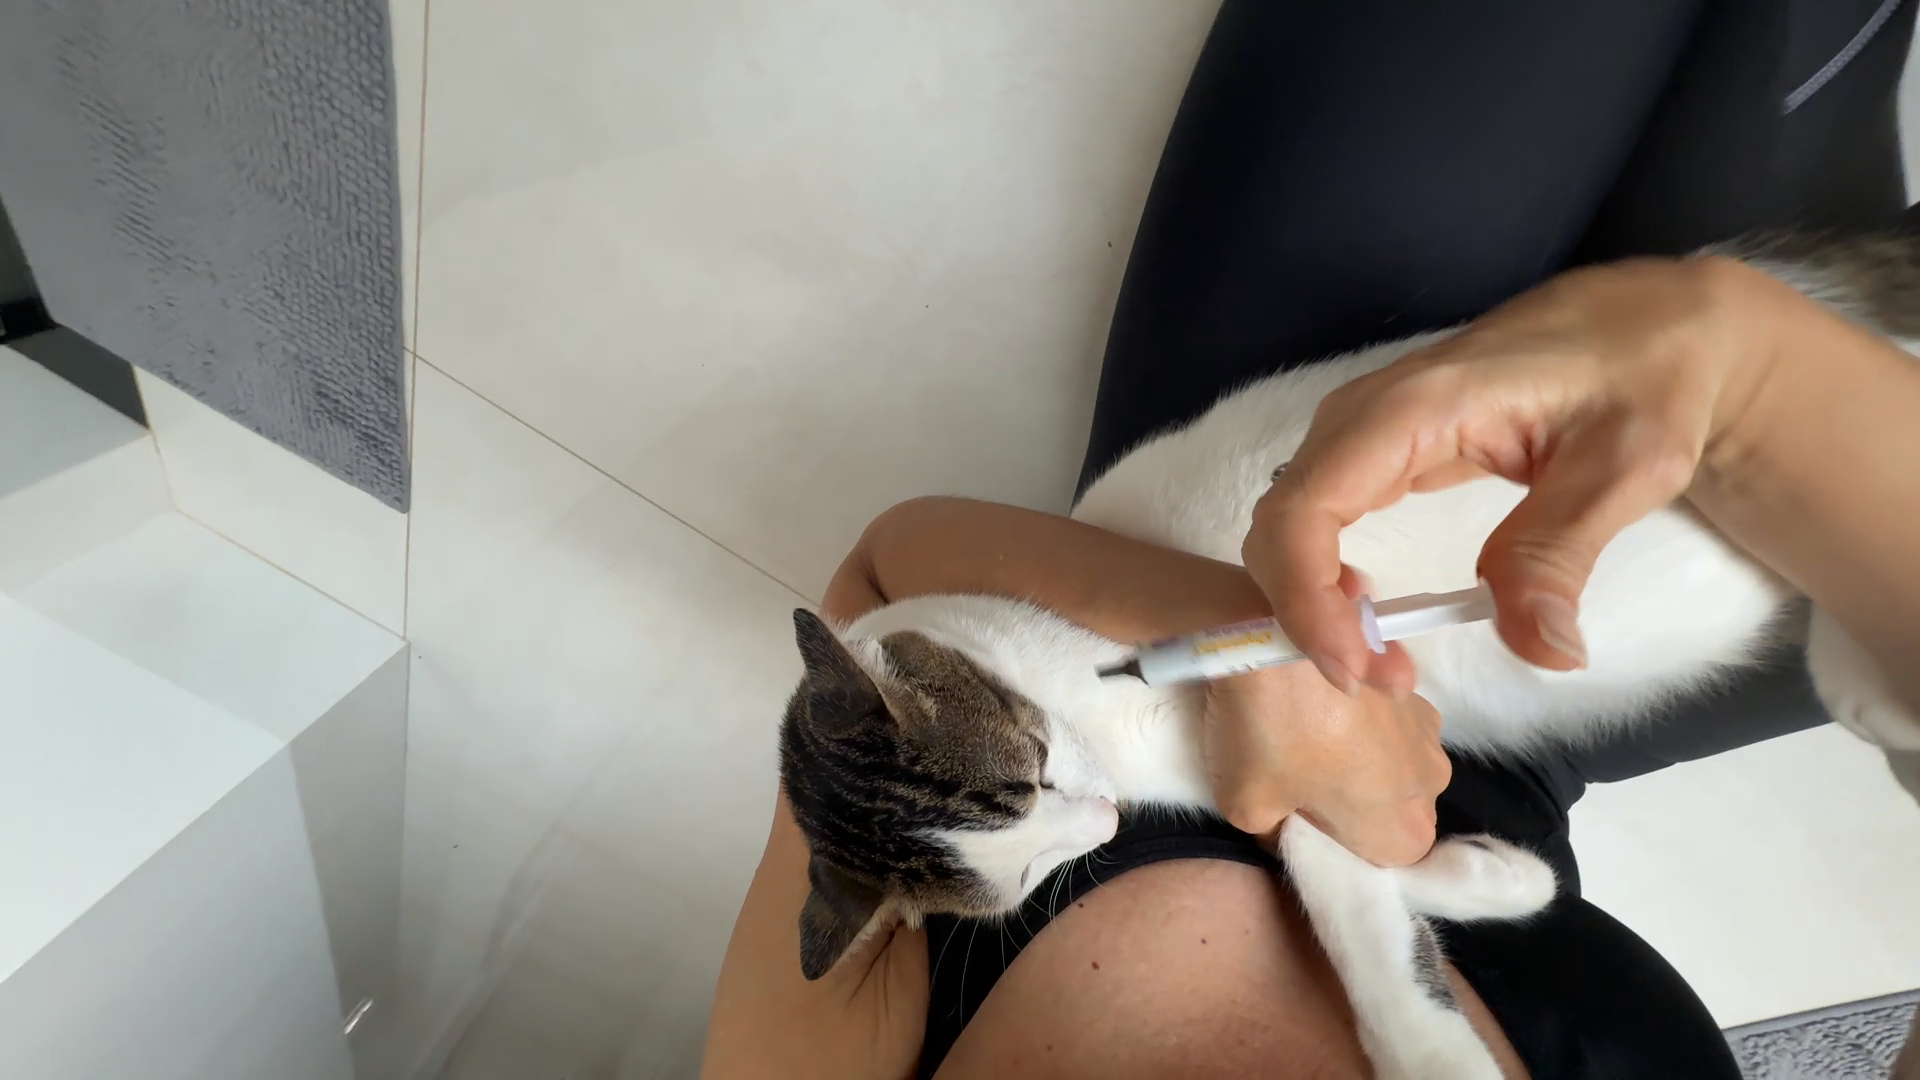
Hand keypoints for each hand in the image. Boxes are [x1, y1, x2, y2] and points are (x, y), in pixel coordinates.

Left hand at [1203, 658, 1450, 866]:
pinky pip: (1379, 713)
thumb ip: (1272, 837)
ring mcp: (1425, 724)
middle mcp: (1432, 782)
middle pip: (1383, 809)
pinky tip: (1307, 691)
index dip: (1327, 840)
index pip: (1375, 861)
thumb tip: (1282, 830)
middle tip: (1285, 767)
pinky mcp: (1407, 677)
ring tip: (1293, 722)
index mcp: (1404, 830)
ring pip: (1384, 757)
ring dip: (1347, 749)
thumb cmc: (1268, 733)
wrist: (1276, 634)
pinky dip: (1350, 709)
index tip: (1287, 813)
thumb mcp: (1246, 807)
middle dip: (1340, 797)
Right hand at [1242, 255, 1776, 692]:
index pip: (1304, 511)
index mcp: (1405, 413)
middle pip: (1277, 527)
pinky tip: (1362, 609)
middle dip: (1304, 611)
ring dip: (1306, 601)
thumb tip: (1541, 651)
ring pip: (1281, 529)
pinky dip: (1316, 578)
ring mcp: (1346, 435)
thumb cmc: (1635, 378)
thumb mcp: (1624, 467)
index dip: (1305, 595)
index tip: (1353, 665)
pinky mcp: (1356, 455)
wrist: (1627, 325)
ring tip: (1374, 654)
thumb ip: (1559, 553)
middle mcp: (1352, 421)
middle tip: (1376, 677)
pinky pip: (1305, 523)